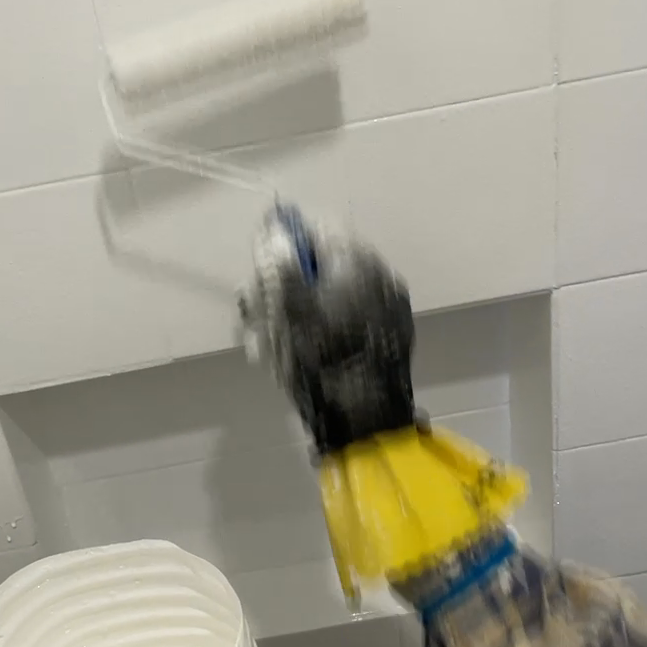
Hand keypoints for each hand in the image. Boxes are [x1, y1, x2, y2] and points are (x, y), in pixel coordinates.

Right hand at [239, 207, 417, 454]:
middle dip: (283, 288)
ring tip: (267, 346)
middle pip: (322, 266)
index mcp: (356, 259)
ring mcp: (389, 308)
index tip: (260, 275)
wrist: (366, 418)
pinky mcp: (390, 338)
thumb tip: (275, 229)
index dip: (282, 245)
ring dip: (295, 314)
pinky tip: (299, 358)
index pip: (315, 228)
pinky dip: (322, 332)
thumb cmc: (319, 359)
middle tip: (255, 317)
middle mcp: (379, 275)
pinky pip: (348, 322)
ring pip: (331, 297)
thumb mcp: (285, 308)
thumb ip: (278, 261)